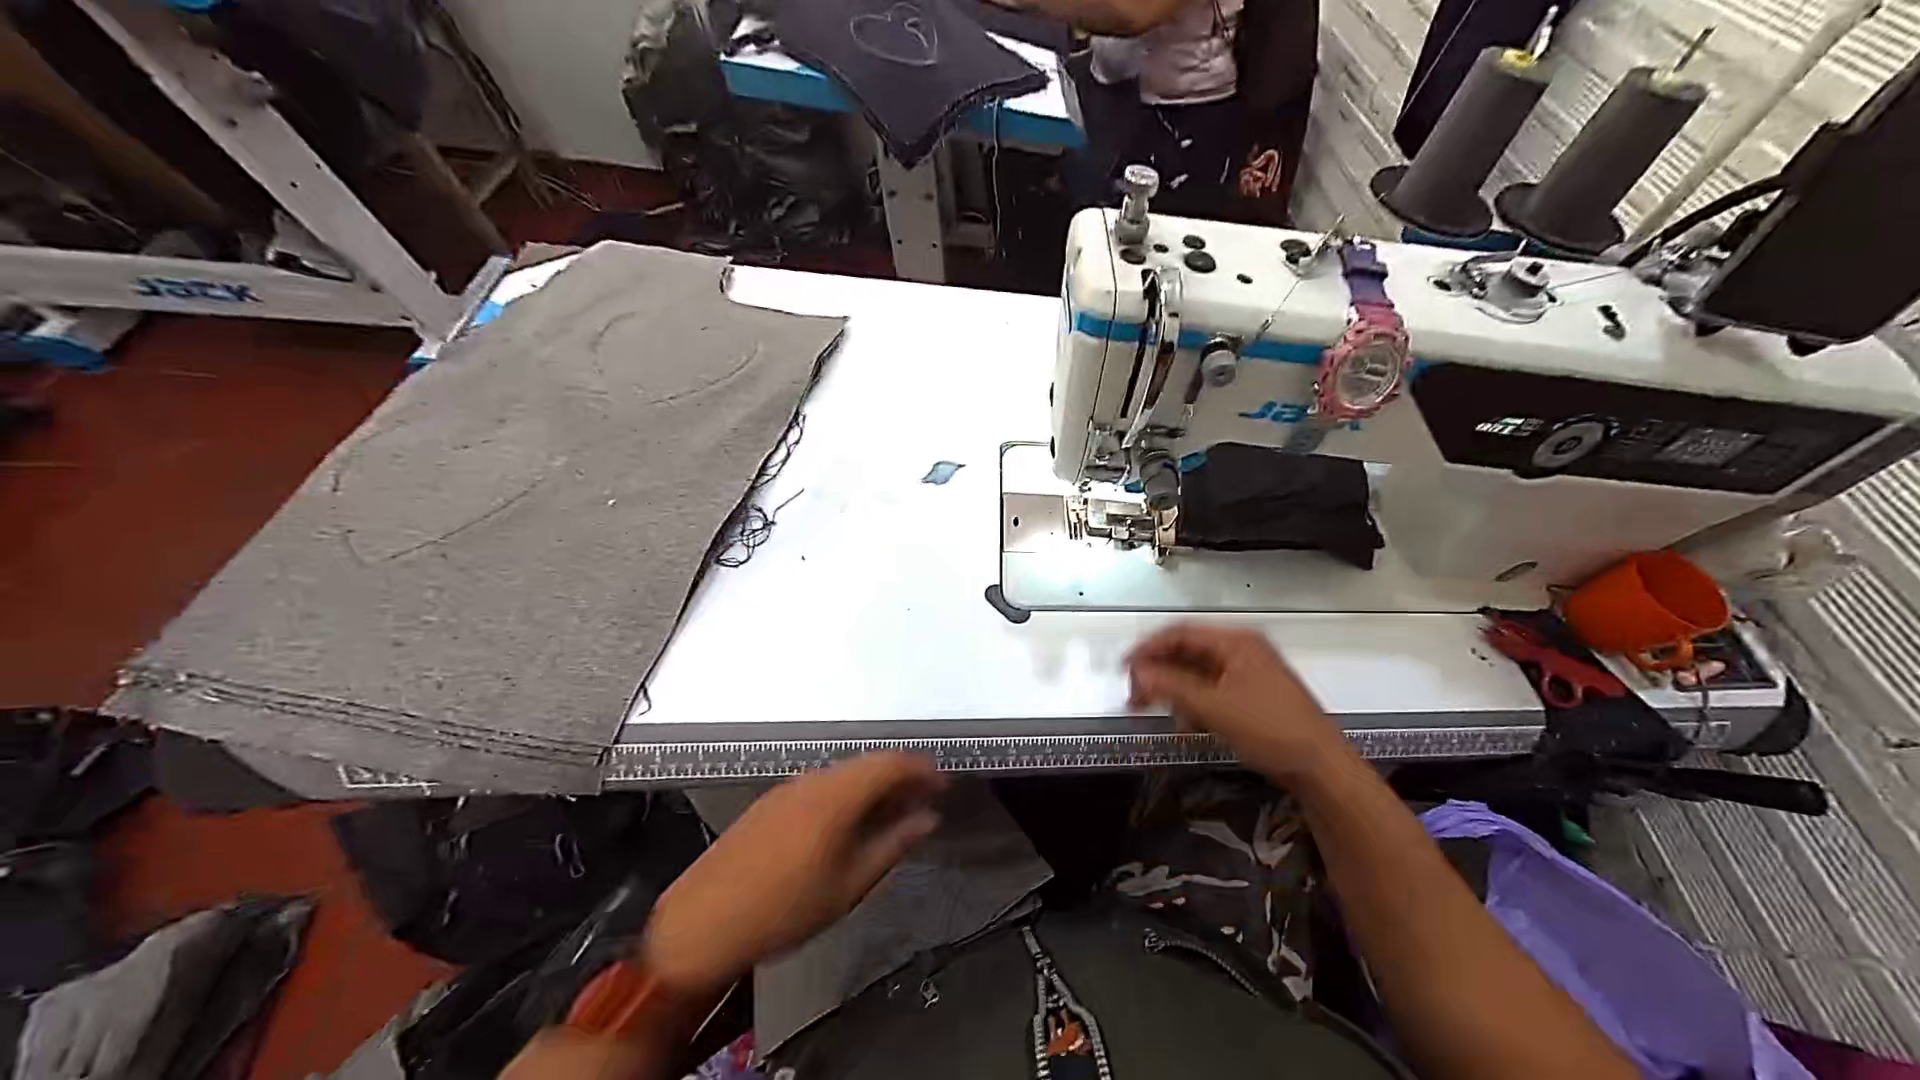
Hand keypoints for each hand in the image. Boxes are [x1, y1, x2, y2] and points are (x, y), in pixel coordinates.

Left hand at [642, 753, 945, 993]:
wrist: (703, 922)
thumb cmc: (785, 909)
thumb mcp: (851, 884)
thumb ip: (894, 845)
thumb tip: (927, 818)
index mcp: (836, 795)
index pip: (890, 763)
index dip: (922, 769)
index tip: (944, 785)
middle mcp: (812, 780)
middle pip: (867, 764)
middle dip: (900, 777)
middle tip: (923, 802)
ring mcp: (787, 789)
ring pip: (843, 774)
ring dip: (872, 786)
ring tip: (891, 815)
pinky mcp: (770, 803)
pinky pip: (820, 785)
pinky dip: (846, 794)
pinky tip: (849, 823)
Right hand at [1127, 623, 1351, 782]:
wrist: (1320, 769)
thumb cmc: (1275, 732)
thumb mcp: (1214, 707)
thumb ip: (1171, 687)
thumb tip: (1138, 673)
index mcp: (1236, 642)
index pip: (1180, 633)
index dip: (1148, 648)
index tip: (1126, 667)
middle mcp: (1241, 651)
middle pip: (1185, 652)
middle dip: (1157, 672)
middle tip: (1134, 692)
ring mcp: (1245, 673)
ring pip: (1195, 673)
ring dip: (1171, 689)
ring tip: (1150, 707)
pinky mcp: (1247, 696)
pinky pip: (1208, 690)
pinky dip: (1190, 702)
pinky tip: (1182, 721)